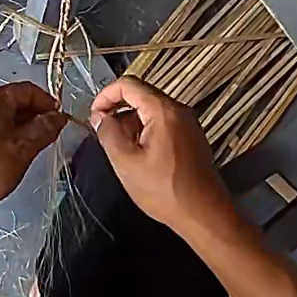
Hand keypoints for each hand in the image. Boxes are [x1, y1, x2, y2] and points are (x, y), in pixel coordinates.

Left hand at [0, 82, 67, 232]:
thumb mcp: (24, 149)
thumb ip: (45, 128)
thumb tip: (59, 117)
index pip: (28, 90)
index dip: (48, 103)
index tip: (59, 120)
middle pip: (15, 101)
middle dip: (36, 116)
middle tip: (49, 135)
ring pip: (4, 115)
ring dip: (22, 127)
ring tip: (33, 147)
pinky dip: (7, 134)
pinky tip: (13, 153)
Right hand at [90, 75, 238, 239]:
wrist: (202, 212)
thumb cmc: (165, 190)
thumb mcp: (126, 163)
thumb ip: (108, 134)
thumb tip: (100, 117)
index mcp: (163, 111)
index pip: (129, 84)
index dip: (106, 95)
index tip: (94, 114)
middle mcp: (179, 110)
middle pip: (142, 95)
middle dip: (118, 109)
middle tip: (102, 131)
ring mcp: (188, 123)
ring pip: (152, 110)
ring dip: (131, 122)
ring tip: (120, 147)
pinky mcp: (191, 137)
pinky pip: (164, 123)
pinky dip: (146, 130)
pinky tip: (139, 154)